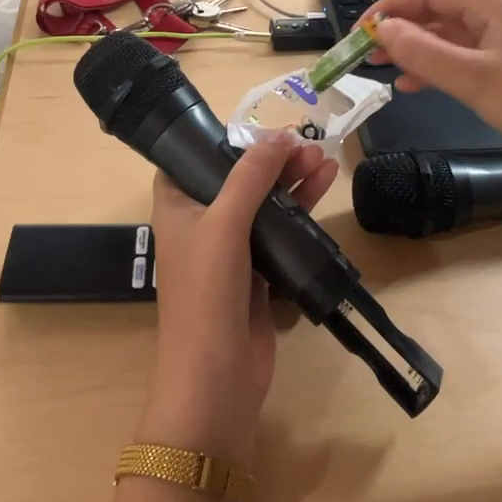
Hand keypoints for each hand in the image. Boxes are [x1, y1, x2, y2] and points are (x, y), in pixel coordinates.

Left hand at [135, 139, 338, 465]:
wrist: (216, 375)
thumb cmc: (206, 291)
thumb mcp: (224, 222)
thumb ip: (251, 176)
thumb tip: (280, 135)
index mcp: (176, 208)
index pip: (191, 160)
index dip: (220, 141)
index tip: (257, 126)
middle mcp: (200, 224)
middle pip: (237, 179)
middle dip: (270, 159)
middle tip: (305, 144)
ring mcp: (230, 251)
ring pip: (262, 204)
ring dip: (291, 182)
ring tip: (324, 160)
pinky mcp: (257, 274)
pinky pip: (279, 231)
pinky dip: (299, 211)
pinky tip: (323, 189)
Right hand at [367, 0, 501, 189]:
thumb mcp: (473, 78)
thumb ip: (423, 52)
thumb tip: (383, 29)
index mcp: (496, 5)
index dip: (392, 7)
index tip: (362, 31)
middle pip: (440, 11)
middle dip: (402, 29)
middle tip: (367, 52)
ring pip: (450, 38)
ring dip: (416, 50)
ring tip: (384, 69)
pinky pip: (465, 59)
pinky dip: (438, 68)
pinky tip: (415, 85)